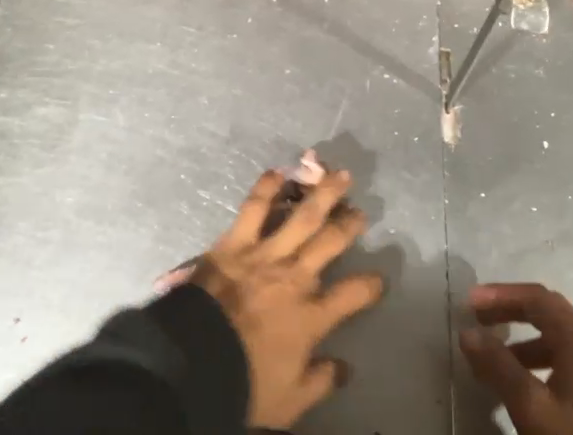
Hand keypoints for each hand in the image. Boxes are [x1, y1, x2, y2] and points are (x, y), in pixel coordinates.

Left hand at [192, 168, 385, 429]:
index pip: (354, 294)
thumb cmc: (243, 382)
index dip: (371, 285)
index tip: (380, 279)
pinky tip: (277, 171)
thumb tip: (344, 369)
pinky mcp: (235, 242)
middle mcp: (296, 277)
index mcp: (312, 316)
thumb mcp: (290, 400)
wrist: (192, 362)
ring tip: (339, 174)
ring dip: (323, 193)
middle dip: (349, 224)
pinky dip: (266, 188)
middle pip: (331, 241)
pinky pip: (254, 208)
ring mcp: (266, 254)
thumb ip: (320, 382)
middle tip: (359, 211)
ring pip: (302, 216)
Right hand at [459, 284, 572, 434]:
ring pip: (561, 342)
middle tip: (477, 322)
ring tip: (494, 362)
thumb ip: (497, 366)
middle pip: (550, 314)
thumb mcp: (531, 407)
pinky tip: (527, 389)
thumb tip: (468, 334)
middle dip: (511, 314)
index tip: (468, 303)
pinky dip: (543, 364)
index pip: (537, 298)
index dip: (499, 295)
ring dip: (525, 343)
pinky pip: (572, 364)